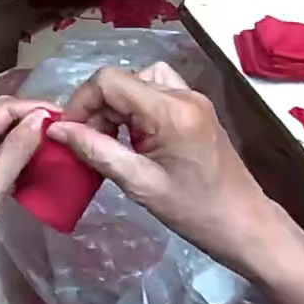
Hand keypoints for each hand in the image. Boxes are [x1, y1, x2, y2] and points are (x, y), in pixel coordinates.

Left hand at [0, 97, 53, 298]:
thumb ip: (17, 149)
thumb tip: (43, 117)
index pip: (0, 109)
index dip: (33, 109)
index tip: (67, 115)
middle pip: (2, 119)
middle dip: (32, 120)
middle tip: (67, 128)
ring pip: (4, 136)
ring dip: (29, 138)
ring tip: (61, 141)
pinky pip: (2, 154)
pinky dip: (22, 155)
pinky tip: (44, 158)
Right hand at [49, 64, 285, 273]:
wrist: (246, 224)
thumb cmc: (195, 212)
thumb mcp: (139, 184)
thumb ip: (96, 150)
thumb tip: (57, 130)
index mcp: (171, 110)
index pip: (110, 80)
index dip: (82, 101)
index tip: (69, 132)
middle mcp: (183, 93)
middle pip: (123, 79)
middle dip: (97, 107)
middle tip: (89, 144)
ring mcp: (192, 98)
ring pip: (137, 81)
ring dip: (116, 106)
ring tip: (109, 139)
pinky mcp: (195, 107)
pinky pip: (155, 91)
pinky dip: (135, 107)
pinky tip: (133, 136)